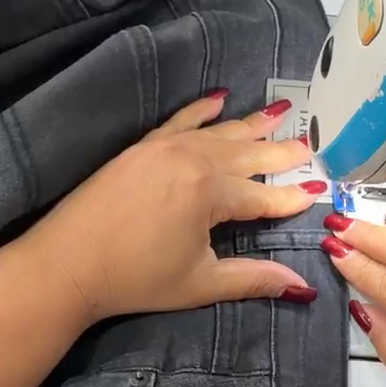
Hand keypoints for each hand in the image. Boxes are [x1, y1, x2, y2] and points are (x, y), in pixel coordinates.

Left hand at [16, 91, 322, 321]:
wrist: (66, 263)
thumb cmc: (134, 279)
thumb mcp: (199, 283)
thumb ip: (253, 279)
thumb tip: (303, 288)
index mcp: (209, 192)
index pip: (262, 195)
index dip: (291, 198)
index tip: (319, 192)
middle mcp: (191, 159)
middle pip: (247, 155)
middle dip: (281, 153)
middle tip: (310, 147)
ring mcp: (164, 148)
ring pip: (219, 133)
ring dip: (251, 126)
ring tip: (281, 116)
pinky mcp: (141, 147)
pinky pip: (179, 120)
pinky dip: (201, 110)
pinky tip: (219, 98)